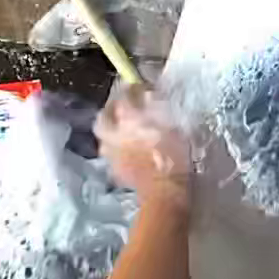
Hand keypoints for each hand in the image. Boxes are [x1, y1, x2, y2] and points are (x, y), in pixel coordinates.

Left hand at [96, 84, 193, 210]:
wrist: (163, 192)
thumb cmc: (173, 157)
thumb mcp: (174, 128)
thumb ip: (159, 111)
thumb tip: (150, 97)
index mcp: (130, 118)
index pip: (125, 95)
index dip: (133, 88)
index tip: (141, 87)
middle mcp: (114, 132)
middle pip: (105, 114)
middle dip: (113, 107)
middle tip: (125, 105)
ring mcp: (110, 150)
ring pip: (103, 132)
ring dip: (111, 126)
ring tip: (123, 126)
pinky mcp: (112, 166)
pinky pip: (109, 149)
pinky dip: (115, 144)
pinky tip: (126, 146)